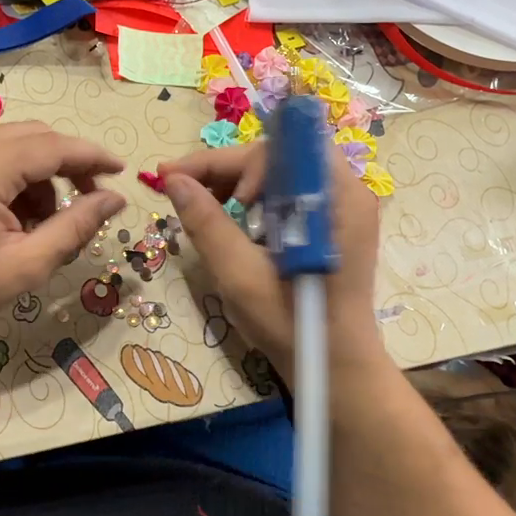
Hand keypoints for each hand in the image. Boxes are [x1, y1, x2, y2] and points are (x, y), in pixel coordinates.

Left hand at [0, 122, 125, 341]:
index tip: (122, 172)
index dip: (93, 156)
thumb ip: (74, 227)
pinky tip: (15, 220)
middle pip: (36, 137)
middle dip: (68, 166)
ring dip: (41, 175)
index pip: (54, 146)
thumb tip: (114, 199)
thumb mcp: (25, 265)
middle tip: (88, 205)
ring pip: (16, 145)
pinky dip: (15, 178)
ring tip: (43, 226)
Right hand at [158, 143, 383, 374]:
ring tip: (198, 208)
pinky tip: (223, 222)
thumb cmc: (293, 322)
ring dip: (230, 185)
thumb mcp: (240, 273)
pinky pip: (280, 195)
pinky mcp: (324, 227)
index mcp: (336, 197)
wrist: (333, 367)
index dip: (224, 158)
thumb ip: (206, 222)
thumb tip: (172, 181)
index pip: (275, 148)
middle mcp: (342, 193)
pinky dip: (246, 203)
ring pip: (273, 173)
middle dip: (222, 172)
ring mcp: (336, 210)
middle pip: (274, 156)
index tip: (178, 177)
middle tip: (180, 192)